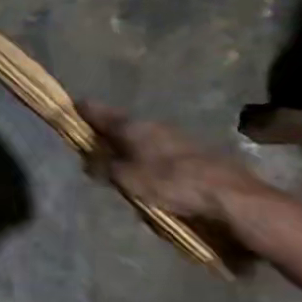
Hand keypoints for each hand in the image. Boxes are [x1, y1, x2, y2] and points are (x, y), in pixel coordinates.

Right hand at [78, 102, 268, 223]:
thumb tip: (87, 160)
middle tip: (92, 140)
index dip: (85, 110)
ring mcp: (176, 138)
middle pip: (123, 125)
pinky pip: (160, 152)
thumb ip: (105, 168)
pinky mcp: (194, 154)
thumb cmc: (172, 183)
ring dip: (129, 146)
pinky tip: (149, 174)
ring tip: (119, 162)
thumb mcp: (128, 179)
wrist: (229, 196)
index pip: (102, 113)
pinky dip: (148, 158)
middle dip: (107, 131)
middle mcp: (154, 126)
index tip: (72, 106)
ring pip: (143, 138)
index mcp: (134, 128)